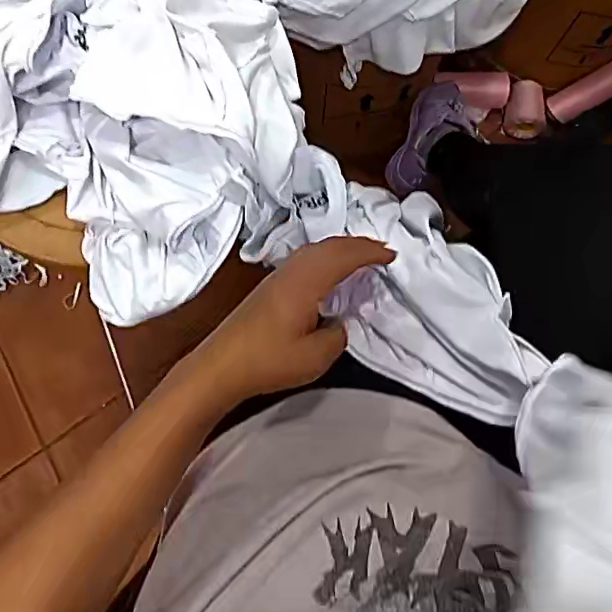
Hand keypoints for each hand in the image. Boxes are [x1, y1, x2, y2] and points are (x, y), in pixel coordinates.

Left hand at [189, 236, 393, 407]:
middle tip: (383, 251)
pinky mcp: (271, 284)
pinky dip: (328, 255)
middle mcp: (294, 269)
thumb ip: (338, 334)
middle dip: (360, 244)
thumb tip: (341, 322)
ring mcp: (280, 274)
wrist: (218, 367)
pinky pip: (308, 256)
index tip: (392, 256)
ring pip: (318, 248)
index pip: (346, 256)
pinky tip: (331, 269)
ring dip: (343, 248)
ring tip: (362, 256)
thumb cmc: (267, 360)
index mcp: (307, 280)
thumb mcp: (316, 357)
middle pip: (332, 245)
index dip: (372, 253)